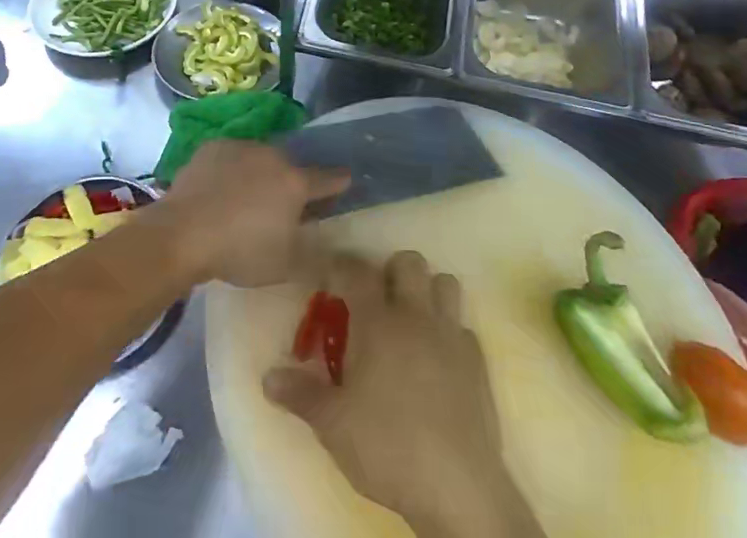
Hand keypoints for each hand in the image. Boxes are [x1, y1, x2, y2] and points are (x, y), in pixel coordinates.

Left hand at [150, 140, 347, 287]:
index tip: (344, 180)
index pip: (329, 178)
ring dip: (258, 174)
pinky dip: (230, 170)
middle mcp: (273, 156)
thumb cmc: (240, 252)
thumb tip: (327, 248)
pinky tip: (218, 190)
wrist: (182, 234)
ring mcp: (241, 148)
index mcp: (296, 183)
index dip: (339, 182)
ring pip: (259, 160)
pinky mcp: (212, 147)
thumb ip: (311, 252)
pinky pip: (230, 158)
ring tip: (243, 199)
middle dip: (289, 182)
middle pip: (290, 168)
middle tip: (279, 205)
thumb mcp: (285, 265)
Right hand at [264, 252, 542, 537]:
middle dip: (389, 270)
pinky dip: (448, 331)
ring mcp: (451, 336)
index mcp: (378, 321)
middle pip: (409, 261)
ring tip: (408, 320)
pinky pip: (462, 326)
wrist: (456, 486)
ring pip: (445, 283)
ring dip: (426, 290)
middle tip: (372, 300)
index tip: (328, 273)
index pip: (356, 269)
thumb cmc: (386, 445)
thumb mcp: (332, 424)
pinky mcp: (478, 361)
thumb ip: (299, 394)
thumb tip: (268, 378)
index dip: (340, 264)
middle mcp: (416, 316)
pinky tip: (436, 359)